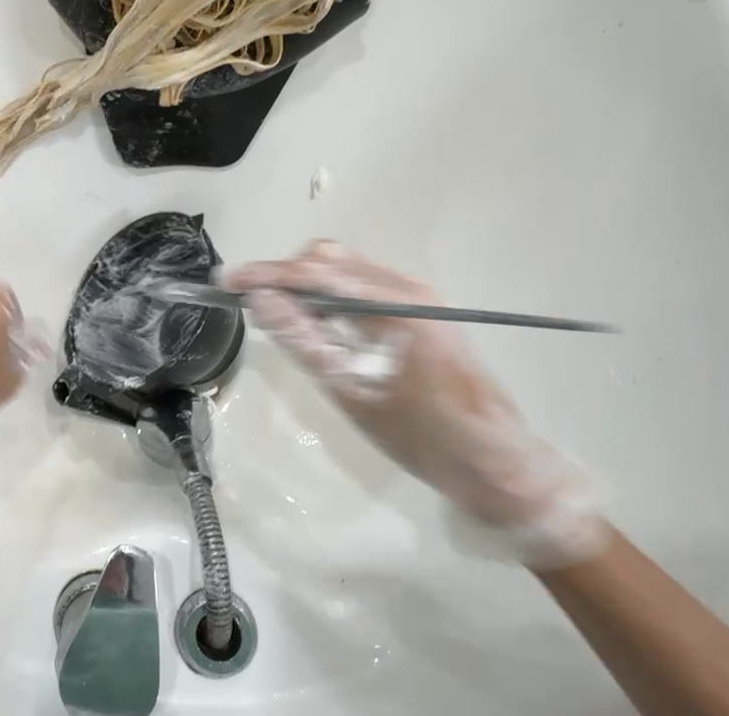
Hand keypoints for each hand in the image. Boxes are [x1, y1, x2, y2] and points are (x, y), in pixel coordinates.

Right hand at [226, 241, 607, 566]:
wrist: (500, 468)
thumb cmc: (425, 439)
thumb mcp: (353, 393)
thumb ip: (305, 341)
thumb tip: (261, 300)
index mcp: (395, 305)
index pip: (317, 273)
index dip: (268, 274)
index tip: (228, 281)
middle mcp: (408, 289)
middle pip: (330, 260)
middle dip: (285, 275)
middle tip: (252, 304)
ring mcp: (418, 299)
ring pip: (345, 271)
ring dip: (306, 286)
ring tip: (276, 315)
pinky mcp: (421, 314)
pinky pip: (363, 289)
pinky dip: (331, 298)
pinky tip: (316, 324)